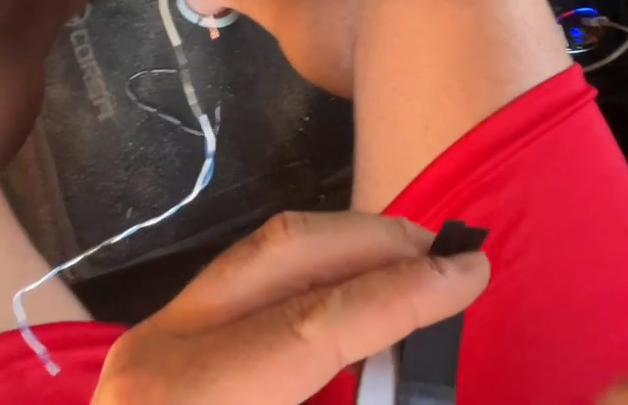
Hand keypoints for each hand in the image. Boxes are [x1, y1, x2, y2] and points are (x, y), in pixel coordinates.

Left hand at [92, 211, 488, 404]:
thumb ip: (354, 396)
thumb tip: (412, 365)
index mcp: (192, 398)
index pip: (315, 322)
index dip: (404, 294)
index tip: (472, 270)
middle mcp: (164, 350)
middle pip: (284, 252)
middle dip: (373, 239)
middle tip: (442, 250)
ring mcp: (156, 336)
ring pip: (264, 252)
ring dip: (345, 247)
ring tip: (409, 260)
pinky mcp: (162, 337)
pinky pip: (250, 279)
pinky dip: (312, 272)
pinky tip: (351, 286)